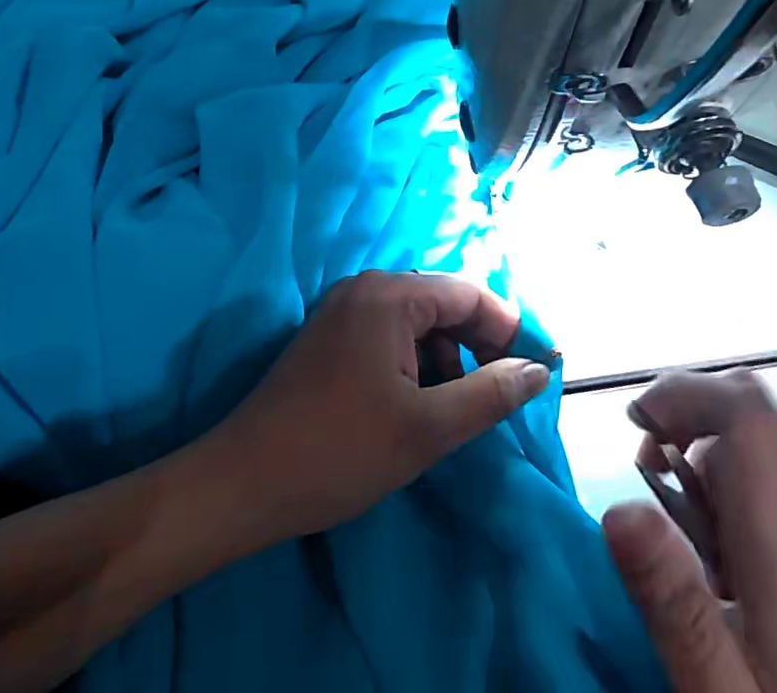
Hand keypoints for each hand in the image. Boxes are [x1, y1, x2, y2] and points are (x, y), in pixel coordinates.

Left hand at [204, 271, 551, 543]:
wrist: (238, 486)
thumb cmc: (338, 451)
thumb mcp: (428, 428)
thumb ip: (491, 394)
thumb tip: (538, 369)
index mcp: (390, 296)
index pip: (471, 295)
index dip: (509, 330)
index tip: (535, 371)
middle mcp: (366, 289)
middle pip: (445, 305)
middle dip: (479, 346)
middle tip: (502, 394)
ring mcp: (344, 312)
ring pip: (420, 324)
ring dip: (449, 359)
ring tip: (458, 408)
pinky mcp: (330, 338)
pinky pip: (392, 337)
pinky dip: (417, 365)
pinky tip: (419, 404)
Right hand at [603, 371, 776, 692]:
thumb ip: (675, 603)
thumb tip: (618, 509)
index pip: (745, 410)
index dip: (682, 393)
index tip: (632, 425)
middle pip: (754, 414)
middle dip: (686, 417)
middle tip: (643, 475)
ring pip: (764, 449)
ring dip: (704, 456)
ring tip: (672, 529)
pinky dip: (730, 491)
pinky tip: (716, 563)